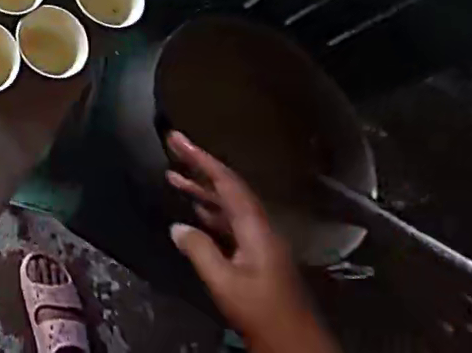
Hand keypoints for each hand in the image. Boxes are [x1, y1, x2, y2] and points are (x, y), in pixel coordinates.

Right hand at [165, 133, 335, 352]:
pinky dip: (210, 211)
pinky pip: (230, 223)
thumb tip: (177, 227)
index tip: (177, 139)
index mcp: (255, 227)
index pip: (226, 182)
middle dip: (199, 167)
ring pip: (229, 206)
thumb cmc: (263, 314)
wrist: (299, 350)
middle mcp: (260, 228)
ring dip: (202, 190)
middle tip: (172, 147)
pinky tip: (194, 213)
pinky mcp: (258, 259)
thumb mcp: (226, 284)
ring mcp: (261, 244)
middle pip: (228, 188)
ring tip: (173, 178)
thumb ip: (200, 251)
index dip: (200, 158)